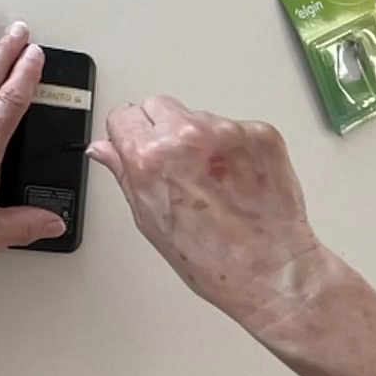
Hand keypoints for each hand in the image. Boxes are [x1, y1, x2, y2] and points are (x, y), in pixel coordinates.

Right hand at [88, 96, 338, 337]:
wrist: (271, 270)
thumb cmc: (212, 259)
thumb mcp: (148, 219)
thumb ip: (123, 172)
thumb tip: (104, 149)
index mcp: (150, 156)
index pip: (123, 115)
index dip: (127, 133)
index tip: (134, 143)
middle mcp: (186, 136)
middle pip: (157, 105)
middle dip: (160, 129)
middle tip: (175, 164)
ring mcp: (226, 132)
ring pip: (197, 115)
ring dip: (198, 138)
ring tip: (211, 178)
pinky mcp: (260, 133)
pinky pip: (233, 126)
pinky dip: (232, 146)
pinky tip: (235, 176)